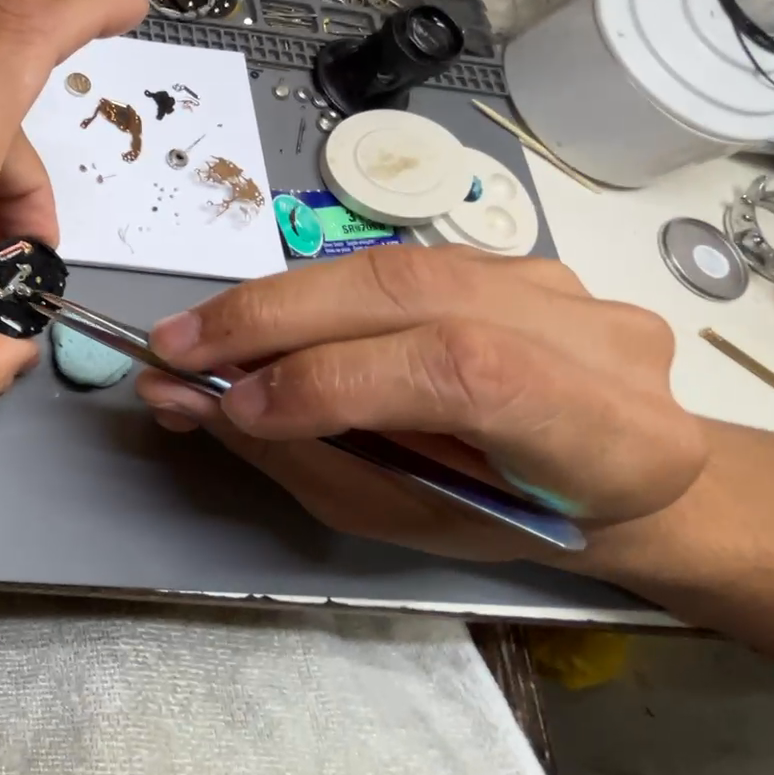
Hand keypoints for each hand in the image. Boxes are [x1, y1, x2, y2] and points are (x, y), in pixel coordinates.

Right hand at [134, 245, 706, 560]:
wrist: (599, 472)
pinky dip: (296, 295)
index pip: (463, 373)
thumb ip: (286, 451)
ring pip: (380, 268)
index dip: (334, 379)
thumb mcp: (392, 512)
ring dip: (267, 301)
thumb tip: (176, 397)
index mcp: (603, 436)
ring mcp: (547, 283)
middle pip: (407, 294)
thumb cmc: (494, 515)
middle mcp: (592, 339)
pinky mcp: (496, 259)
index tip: (234, 408)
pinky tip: (249, 323)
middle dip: (270, 319)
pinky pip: (373, 267)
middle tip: (170, 349)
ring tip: (191, 335)